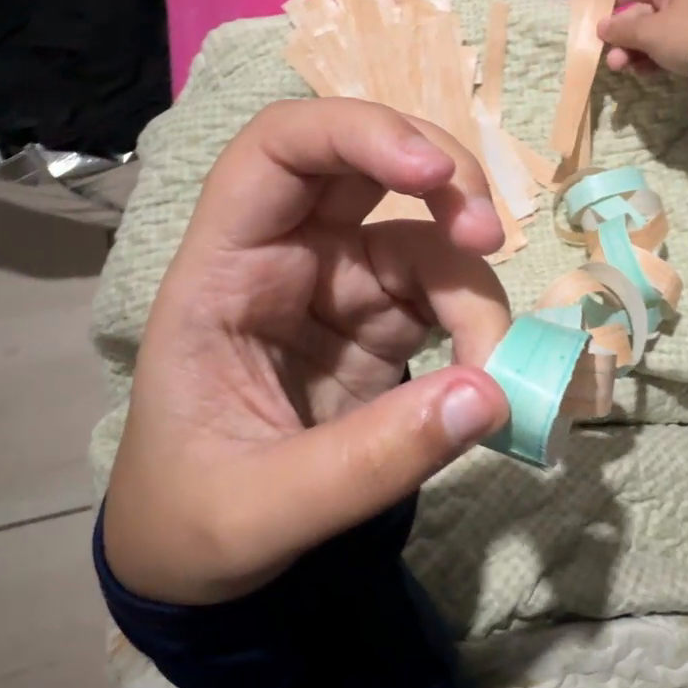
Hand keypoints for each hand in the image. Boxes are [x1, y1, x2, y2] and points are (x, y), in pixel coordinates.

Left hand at [102, 99, 513, 605]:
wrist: (198, 553)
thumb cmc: (191, 519)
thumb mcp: (258, 509)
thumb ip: (370, 462)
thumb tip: (490, 395)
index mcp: (225, 269)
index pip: (280, 148)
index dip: (358, 134)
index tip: (432, 176)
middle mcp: (288, 255)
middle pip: (368, 163)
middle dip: (442, 178)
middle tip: (491, 236)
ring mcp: (343, 283)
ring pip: (427, 234)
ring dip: (475, 284)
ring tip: (496, 364)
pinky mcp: (385, 319)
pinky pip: (449, 293)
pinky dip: (483, 322)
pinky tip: (492, 373)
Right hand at [597, 0, 687, 76]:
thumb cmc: (685, 34)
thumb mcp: (648, 31)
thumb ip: (622, 29)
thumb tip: (600, 27)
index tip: (600, 19)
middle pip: (644, 11)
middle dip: (624, 35)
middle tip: (611, 58)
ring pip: (656, 32)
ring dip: (635, 50)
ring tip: (622, 69)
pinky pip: (670, 46)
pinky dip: (654, 57)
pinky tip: (643, 73)